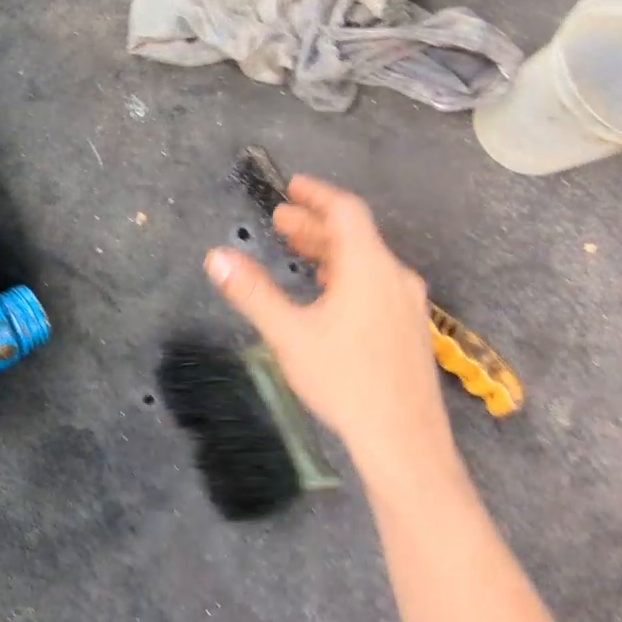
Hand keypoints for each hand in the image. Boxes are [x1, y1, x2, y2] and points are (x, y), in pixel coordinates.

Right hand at [204, 175, 463, 496]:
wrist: (402, 435)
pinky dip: (342, 273)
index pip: (347, 214)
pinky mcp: (405, 328)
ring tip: (296, 251)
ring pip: (365, 262)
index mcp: (369, 270)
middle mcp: (394, 279)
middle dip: (314, 225)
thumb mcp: (287, 334)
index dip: (317, 195)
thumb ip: (252, 292)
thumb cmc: (343, 378)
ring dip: (328, 250)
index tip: (292, 186)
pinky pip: (372, 283)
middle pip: (356, 237)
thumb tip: (216, 256)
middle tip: (279, 220)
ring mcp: (405, 305)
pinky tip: (323, 293)